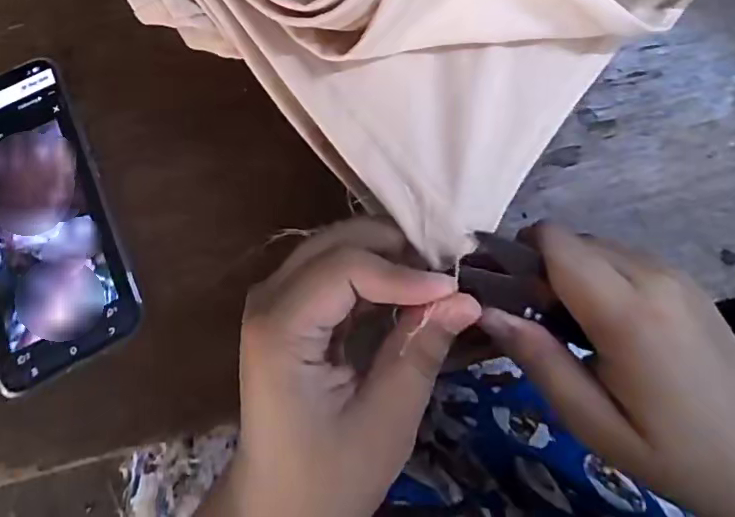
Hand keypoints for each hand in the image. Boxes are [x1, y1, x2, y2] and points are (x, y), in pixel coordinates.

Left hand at [201, 219, 481, 516]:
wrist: (279, 503)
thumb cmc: (328, 473)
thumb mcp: (384, 423)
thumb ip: (419, 351)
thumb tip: (466, 298)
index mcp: (278, 327)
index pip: (343, 268)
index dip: (400, 272)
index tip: (453, 287)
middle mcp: (267, 296)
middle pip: (335, 244)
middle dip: (393, 250)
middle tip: (445, 274)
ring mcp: (272, 296)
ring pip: (333, 247)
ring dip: (384, 255)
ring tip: (431, 280)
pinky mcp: (286, 304)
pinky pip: (330, 268)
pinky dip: (370, 272)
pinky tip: (404, 290)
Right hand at [478, 223, 734, 516]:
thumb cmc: (670, 453)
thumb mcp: (594, 423)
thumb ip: (538, 360)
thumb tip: (485, 310)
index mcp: (627, 312)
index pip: (553, 239)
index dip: (522, 256)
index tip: (519, 298)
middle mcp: (651, 275)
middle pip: (570, 239)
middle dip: (546, 267)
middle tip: (547, 320)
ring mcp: (673, 272)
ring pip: (594, 243)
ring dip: (575, 270)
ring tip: (583, 326)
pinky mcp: (686, 277)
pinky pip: (623, 255)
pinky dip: (603, 274)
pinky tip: (617, 323)